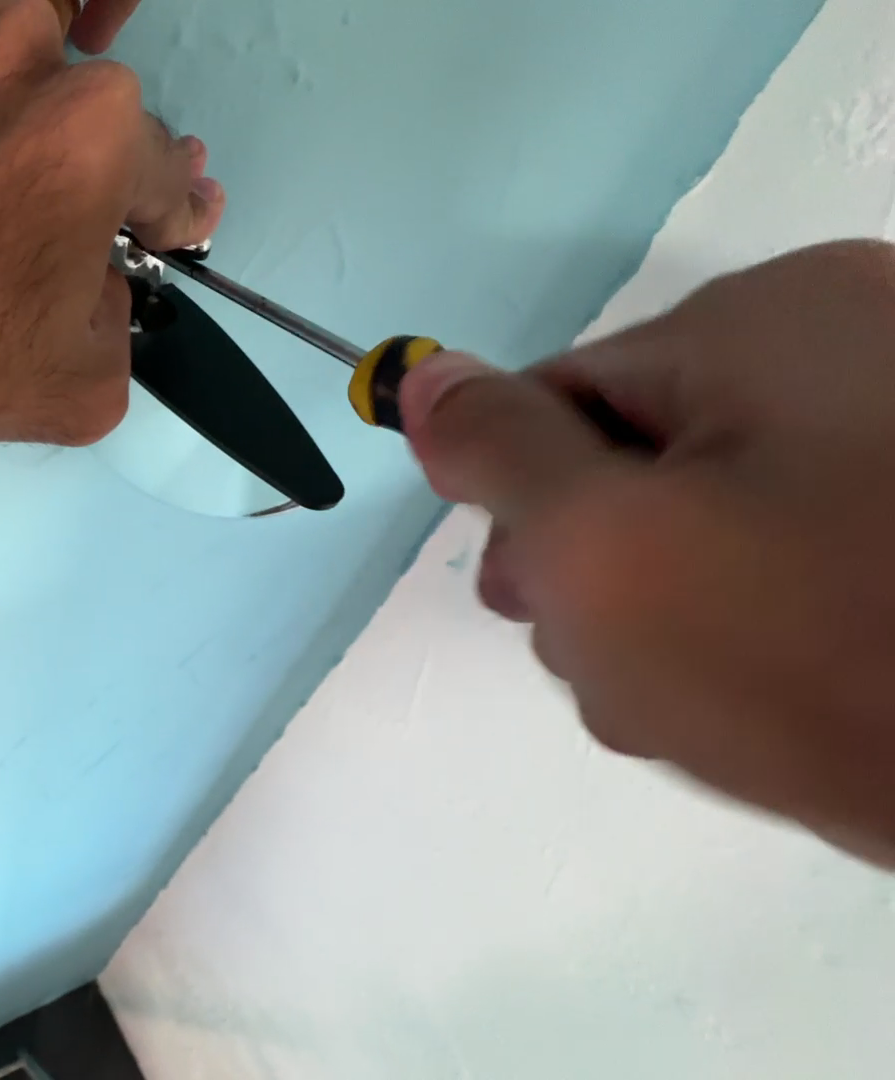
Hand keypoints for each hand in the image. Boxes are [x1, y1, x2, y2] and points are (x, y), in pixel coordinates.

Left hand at [0, 0, 224, 462]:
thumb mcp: (83, 385)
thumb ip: (126, 315)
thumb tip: (107, 272)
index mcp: (91, 139)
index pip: (165, 168)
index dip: (174, 209)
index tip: (167, 223)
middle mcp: (21, 55)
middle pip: (102, 91)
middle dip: (112, 154)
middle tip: (89, 195)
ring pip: (28, 15)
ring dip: (55, 51)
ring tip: (48, 91)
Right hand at [399, 240, 894, 865]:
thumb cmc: (815, 647)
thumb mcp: (593, 536)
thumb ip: (491, 448)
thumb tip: (423, 372)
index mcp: (768, 321)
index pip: (545, 404)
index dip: (517, 505)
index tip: (538, 594)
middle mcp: (862, 343)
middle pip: (626, 460)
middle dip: (588, 569)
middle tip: (609, 652)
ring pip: (704, 517)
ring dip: (660, 611)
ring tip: (700, 696)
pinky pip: (789, 551)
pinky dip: (756, 619)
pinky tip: (774, 692)